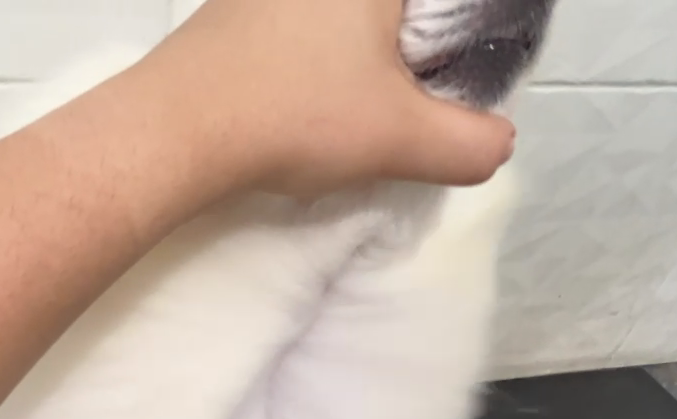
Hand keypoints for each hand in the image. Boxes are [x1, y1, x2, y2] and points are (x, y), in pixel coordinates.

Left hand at [128, 0, 517, 197]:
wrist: (179, 129)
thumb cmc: (298, 115)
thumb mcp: (398, 138)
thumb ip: (464, 144)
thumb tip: (497, 146)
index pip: (445, 1)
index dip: (456, 27)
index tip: (442, 82)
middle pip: (392, 10)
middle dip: (407, 40)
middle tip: (409, 89)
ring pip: (338, 17)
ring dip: (356, 49)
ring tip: (353, 99)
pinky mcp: (230, 6)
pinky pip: (296, 22)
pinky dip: (312, 50)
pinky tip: (303, 93)